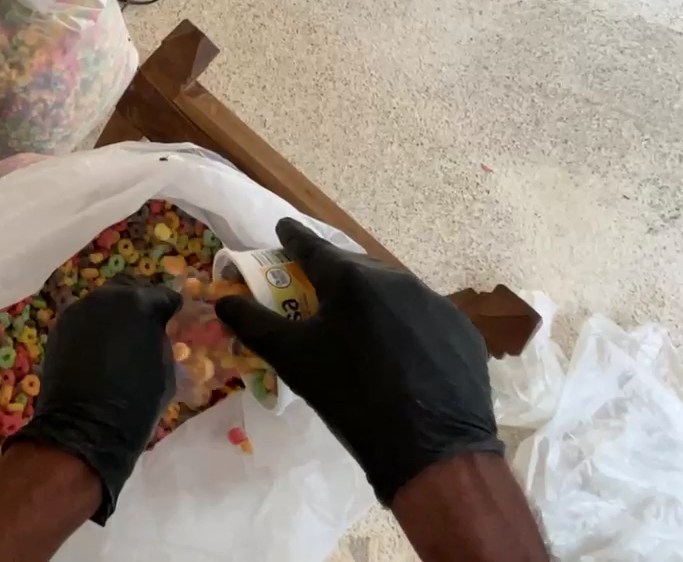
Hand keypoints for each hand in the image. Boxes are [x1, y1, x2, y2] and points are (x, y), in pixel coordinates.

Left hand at [11, 280, 181, 522]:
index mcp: (139, 304)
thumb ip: (160, 339)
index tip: (173, 317)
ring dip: (115, 312)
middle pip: (128, 286)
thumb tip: (154, 330)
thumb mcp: (164, 370)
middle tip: (145, 322)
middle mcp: (107, 297)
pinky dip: (95, 326)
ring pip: (103, 300)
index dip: (170, 306)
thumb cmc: (136, 404)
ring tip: (120, 337)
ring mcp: (80, 309)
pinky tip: (98, 348)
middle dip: (140, 300)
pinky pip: (85, 317)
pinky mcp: (61, 325)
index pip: (162, 295)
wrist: (85, 429)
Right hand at [215, 217, 502, 504]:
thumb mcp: (292, 359)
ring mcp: (433, 302)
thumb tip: (222, 301)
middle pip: (352, 266)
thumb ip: (254, 323)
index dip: (292, 237)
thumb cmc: (350, 398)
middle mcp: (393, 278)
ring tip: (357, 320)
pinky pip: (421, 313)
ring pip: (390, 288)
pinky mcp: (460, 329)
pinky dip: (402, 320)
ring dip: (368, 295)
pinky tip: (398, 349)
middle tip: (315, 286)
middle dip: (331, 270)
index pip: (311, 245)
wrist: (431, 453)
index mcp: (349, 279)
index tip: (283, 229)